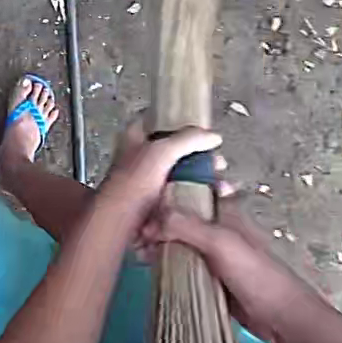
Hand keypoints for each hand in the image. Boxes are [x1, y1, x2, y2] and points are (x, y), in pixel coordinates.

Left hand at [96, 120, 222, 227]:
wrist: (119, 221)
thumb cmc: (133, 182)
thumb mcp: (161, 152)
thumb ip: (187, 140)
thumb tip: (213, 136)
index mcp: (134, 136)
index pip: (160, 121)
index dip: (182, 124)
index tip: (206, 131)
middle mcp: (140, 154)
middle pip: (175, 148)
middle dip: (200, 154)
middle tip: (219, 162)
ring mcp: (147, 178)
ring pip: (180, 171)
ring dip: (202, 175)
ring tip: (221, 184)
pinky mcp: (155, 199)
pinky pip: (180, 191)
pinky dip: (197, 193)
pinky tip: (213, 197)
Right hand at [141, 180, 330, 342]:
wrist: (283, 320)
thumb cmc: (257, 274)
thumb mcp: (220, 242)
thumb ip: (184, 225)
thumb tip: (148, 221)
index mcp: (221, 209)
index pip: (187, 187)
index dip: (163, 189)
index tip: (139, 197)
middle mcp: (213, 225)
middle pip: (176, 212)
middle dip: (154, 218)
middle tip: (133, 229)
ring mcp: (209, 250)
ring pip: (174, 236)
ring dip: (154, 239)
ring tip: (137, 247)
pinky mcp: (206, 272)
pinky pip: (177, 259)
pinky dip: (161, 258)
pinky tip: (146, 262)